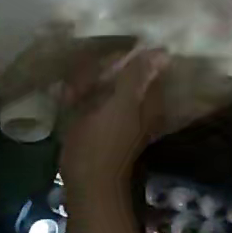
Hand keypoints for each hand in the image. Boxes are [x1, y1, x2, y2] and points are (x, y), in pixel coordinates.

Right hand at [60, 49, 170, 188]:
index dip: (120, 57)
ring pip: (102, 87)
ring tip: (71, 92)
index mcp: (145, 100)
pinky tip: (67, 100)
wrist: (86, 182)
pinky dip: (79, 97)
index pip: (140, 65)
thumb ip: (137, 78)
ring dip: (85, 84)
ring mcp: (116, 115)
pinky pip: (90, 100)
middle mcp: (135, 105)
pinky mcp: (98, 124)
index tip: (98, 57)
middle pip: (119, 75)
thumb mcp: (119, 107)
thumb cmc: (102, 144)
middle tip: (80, 80)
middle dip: (97, 72)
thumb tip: (164, 50)